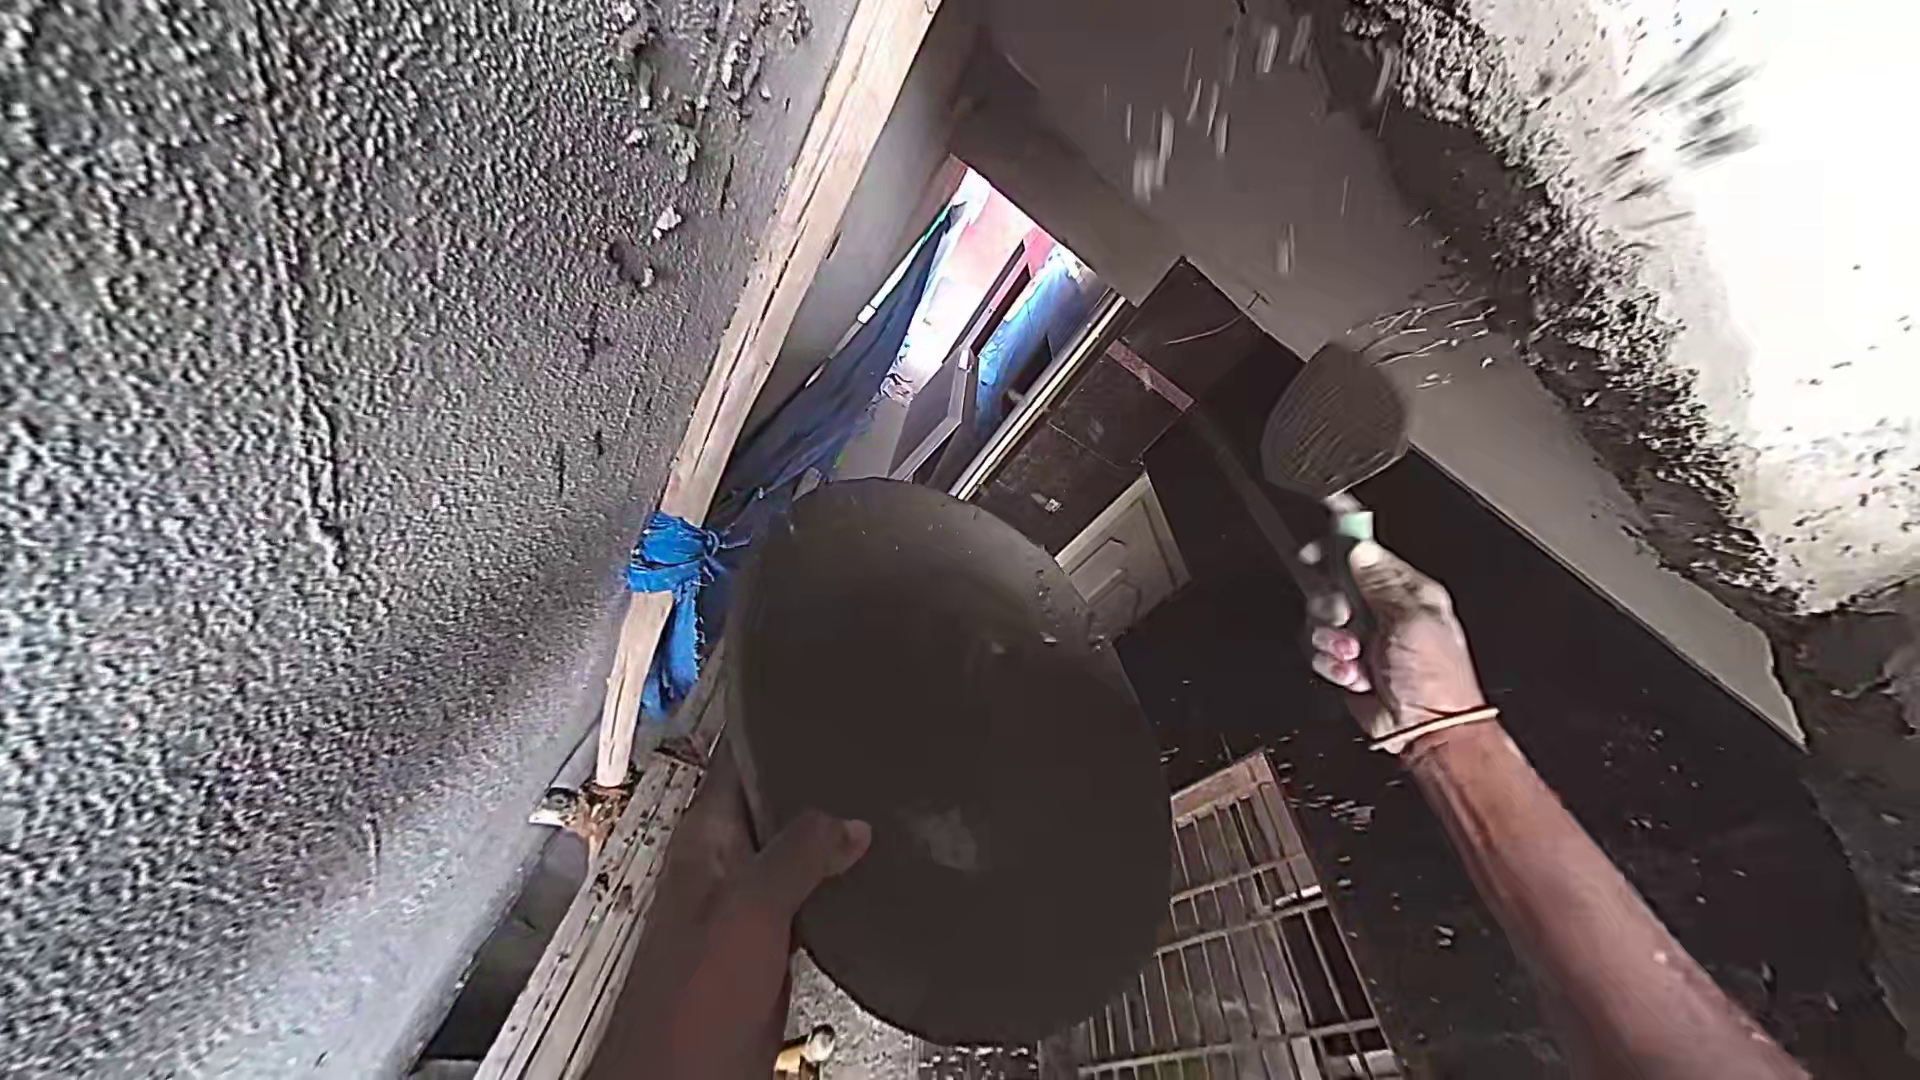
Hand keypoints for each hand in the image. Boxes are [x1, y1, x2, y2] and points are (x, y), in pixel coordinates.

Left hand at [587, 746, 870, 1079]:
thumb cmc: (697, 993)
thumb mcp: (749, 909)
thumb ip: (799, 852)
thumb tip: (856, 822)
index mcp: (709, 831)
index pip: (739, 755)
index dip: (773, 723)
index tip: (822, 696)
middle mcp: (730, 851)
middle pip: (775, 792)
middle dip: (817, 767)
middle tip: (871, 737)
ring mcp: (753, 890)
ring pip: (798, 835)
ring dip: (832, 816)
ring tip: (883, 783)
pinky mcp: (776, 926)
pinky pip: (812, 877)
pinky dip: (839, 861)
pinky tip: (876, 851)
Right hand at [1303, 540, 1486, 744]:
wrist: (1423, 728)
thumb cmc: (1434, 680)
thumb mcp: (1412, 621)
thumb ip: (1380, 582)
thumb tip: (1359, 548)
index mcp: (1404, 591)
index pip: (1361, 552)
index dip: (1334, 546)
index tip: (1313, 550)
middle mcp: (1379, 608)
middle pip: (1328, 587)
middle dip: (1330, 607)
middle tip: (1347, 621)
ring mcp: (1359, 634)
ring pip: (1317, 620)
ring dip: (1331, 643)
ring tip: (1356, 659)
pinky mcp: (1342, 658)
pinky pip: (1315, 649)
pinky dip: (1330, 665)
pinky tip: (1355, 675)